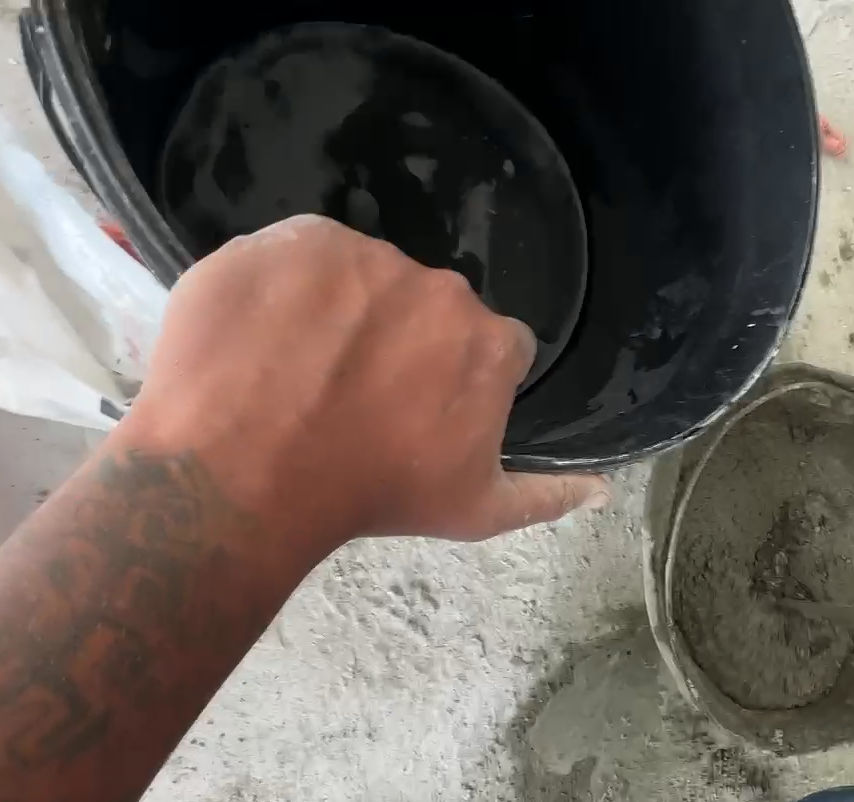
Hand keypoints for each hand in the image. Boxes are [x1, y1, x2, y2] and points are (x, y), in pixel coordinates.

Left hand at [112, 215, 608, 558]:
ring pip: (371, 277)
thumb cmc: (377, 496)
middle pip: (434, 308)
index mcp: (491, 345)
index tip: (428, 407)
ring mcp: (366, 258)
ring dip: (354, 311)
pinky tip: (277, 334)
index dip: (462, 377)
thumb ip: (550, 494)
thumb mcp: (479, 511)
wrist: (246, 478)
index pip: (495, 346)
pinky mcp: (294, 239)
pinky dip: (298, 284)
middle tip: (364, 391)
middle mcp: (442, 289)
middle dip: (410, 341)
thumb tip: (607, 489)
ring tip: (310, 367)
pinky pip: (309, 252)